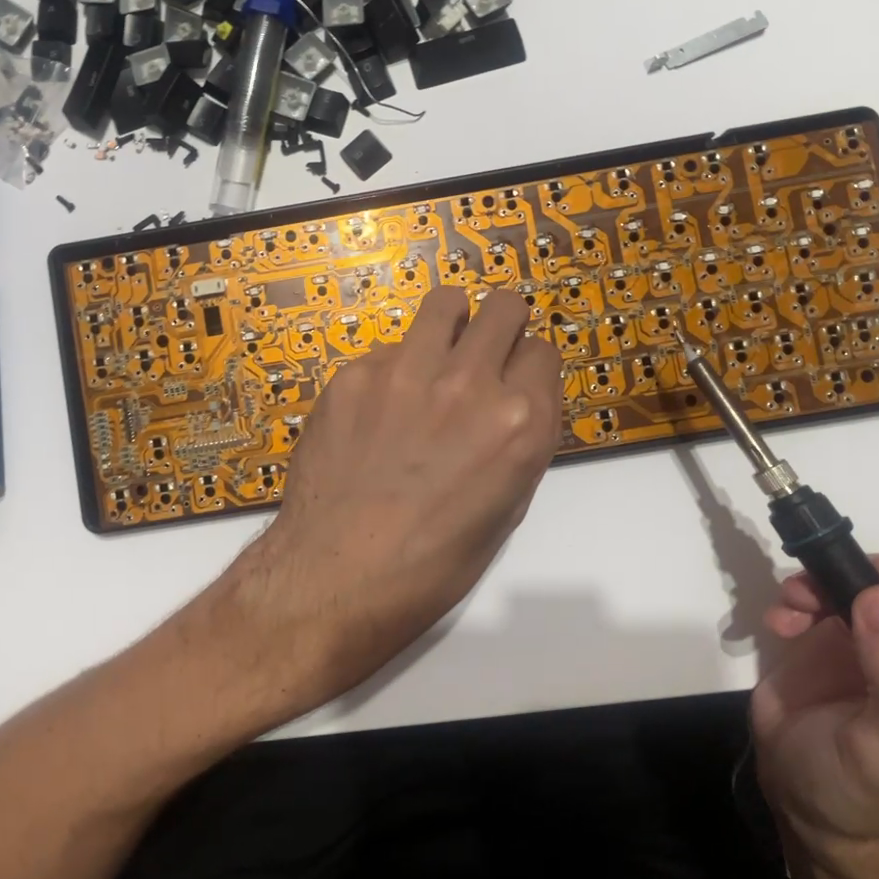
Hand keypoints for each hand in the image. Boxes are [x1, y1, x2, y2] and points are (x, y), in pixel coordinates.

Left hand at [213, 287, 563, 709]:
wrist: (335, 575)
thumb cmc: (430, 566)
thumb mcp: (504, 510)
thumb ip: (518, 443)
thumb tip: (512, 402)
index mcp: (520, 424)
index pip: (543, 351)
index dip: (528, 366)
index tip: (514, 378)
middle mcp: (469, 385)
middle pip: (503, 308)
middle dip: (501, 325)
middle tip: (482, 351)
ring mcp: (406, 373)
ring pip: (445, 303)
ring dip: (450, 323)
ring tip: (436, 354)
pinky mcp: (354, 375)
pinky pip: (388, 348)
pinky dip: (393, 367)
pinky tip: (377, 408)